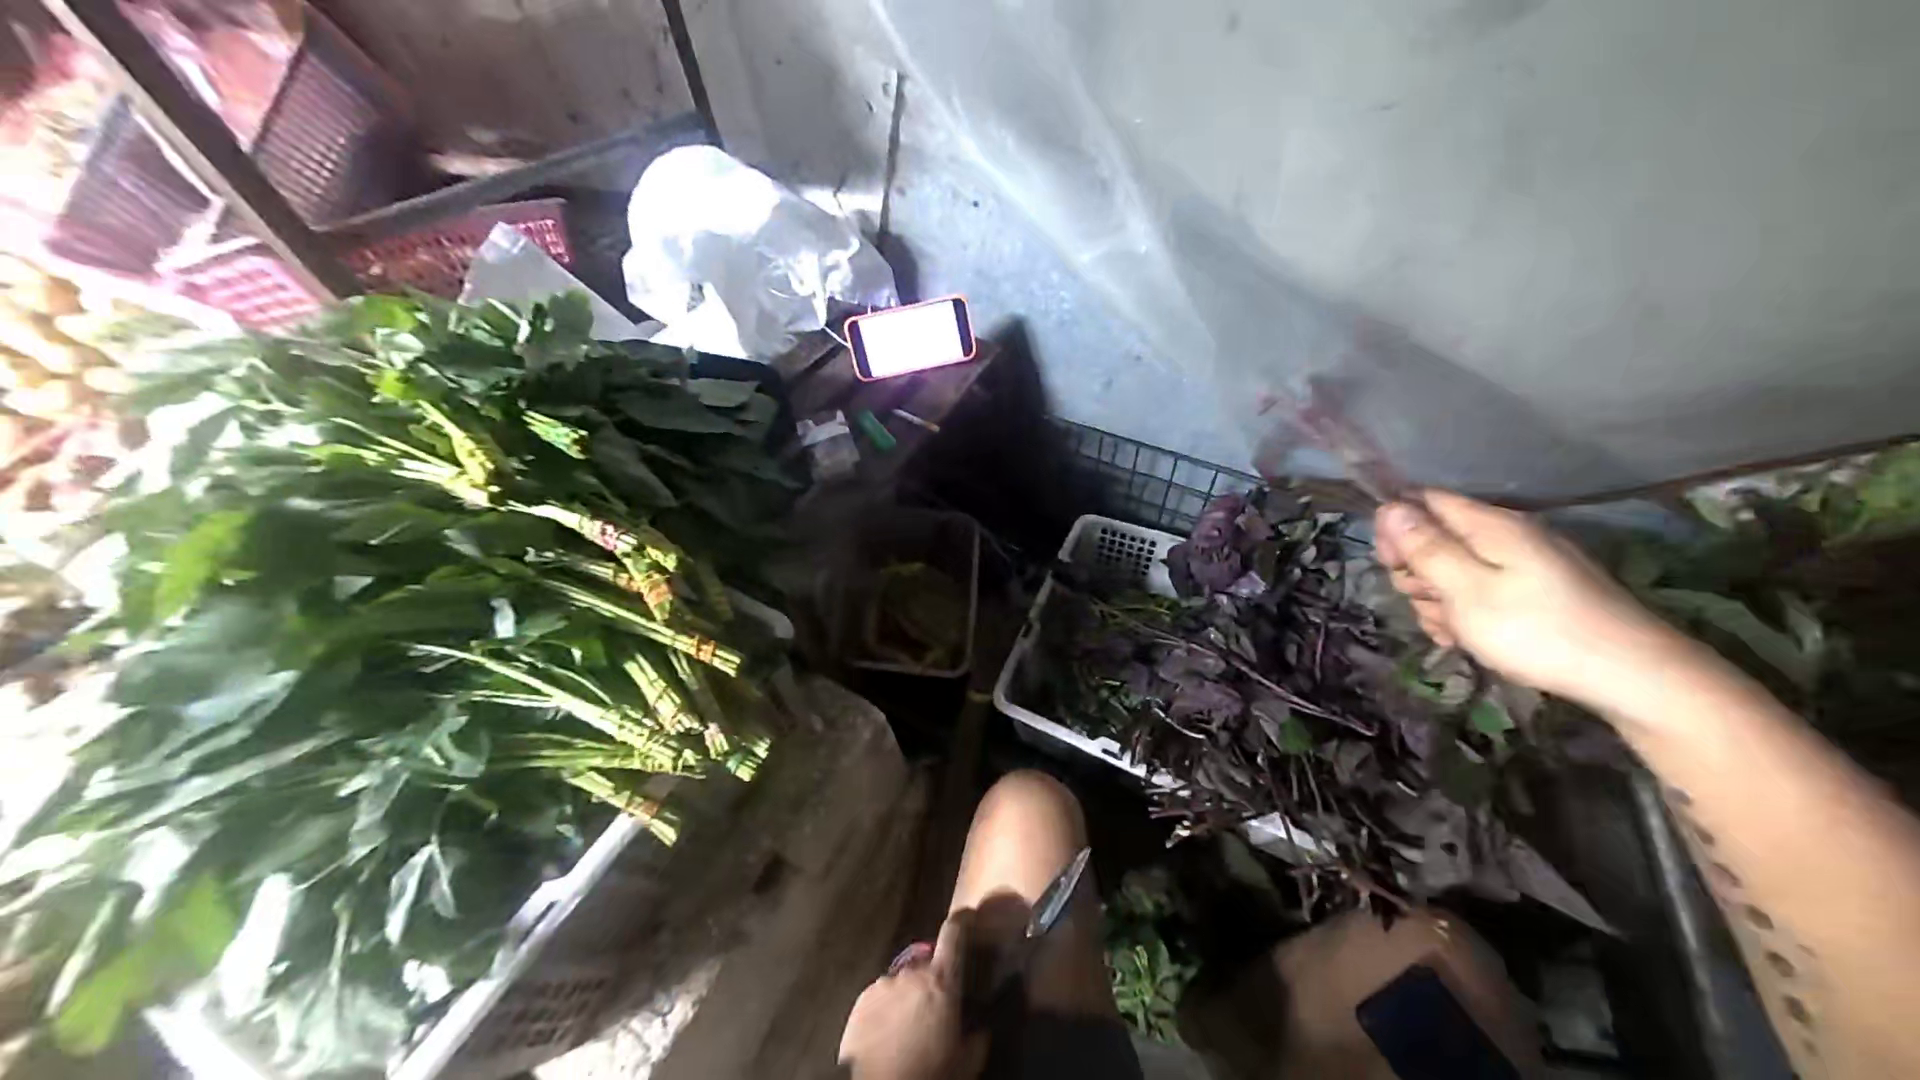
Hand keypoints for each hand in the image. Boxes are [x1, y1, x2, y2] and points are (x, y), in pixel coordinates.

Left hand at [839, 911, 977, 1079]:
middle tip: (934, 1013)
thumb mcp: (965, 1063)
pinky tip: (886, 1035)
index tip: (967, 915)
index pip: (953, 933)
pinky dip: (886, 1010)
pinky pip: (880, 997)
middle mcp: (912, 972)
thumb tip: (983, 1027)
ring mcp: (884, 983)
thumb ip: (978, 1037)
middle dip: (932, 984)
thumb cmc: (928, 1073)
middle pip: (928, 966)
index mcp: (941, 980)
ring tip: (907, 1031)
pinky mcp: (862, 999)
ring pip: (903, 984)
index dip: (962, 921)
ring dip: (908, 998)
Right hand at [1373, 490, 1688, 708]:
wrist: (1634, 678)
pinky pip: (1480, 593)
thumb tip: (1389, 508)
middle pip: (1435, 539)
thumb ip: (1425, 548)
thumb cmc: (1537, 631)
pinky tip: (1469, 639)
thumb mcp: (1466, 590)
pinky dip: (1464, 614)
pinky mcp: (1535, 594)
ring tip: (1453, 631)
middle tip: (1427, 603)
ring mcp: (1524, 566)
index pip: (1423, 501)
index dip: (1396, 526)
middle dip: (1416, 571)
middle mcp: (1507, 537)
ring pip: (1452, 572)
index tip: (1391, 564)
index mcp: (1491, 526)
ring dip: (1437, 600)